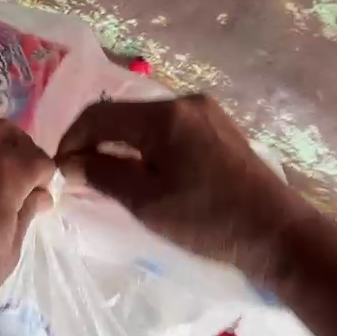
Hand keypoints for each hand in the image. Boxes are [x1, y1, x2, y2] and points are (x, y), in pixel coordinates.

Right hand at [55, 94, 306, 279]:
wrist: (278, 233)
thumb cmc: (207, 219)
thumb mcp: (145, 201)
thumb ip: (101, 174)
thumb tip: (69, 163)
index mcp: (163, 116)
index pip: (98, 115)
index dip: (71, 139)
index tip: (58, 167)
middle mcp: (184, 102)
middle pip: (122, 113)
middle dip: (94, 140)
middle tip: (78, 172)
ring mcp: (205, 112)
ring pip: (144, 121)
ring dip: (120, 142)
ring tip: (106, 173)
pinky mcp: (219, 128)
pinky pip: (168, 128)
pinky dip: (146, 145)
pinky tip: (142, 169)